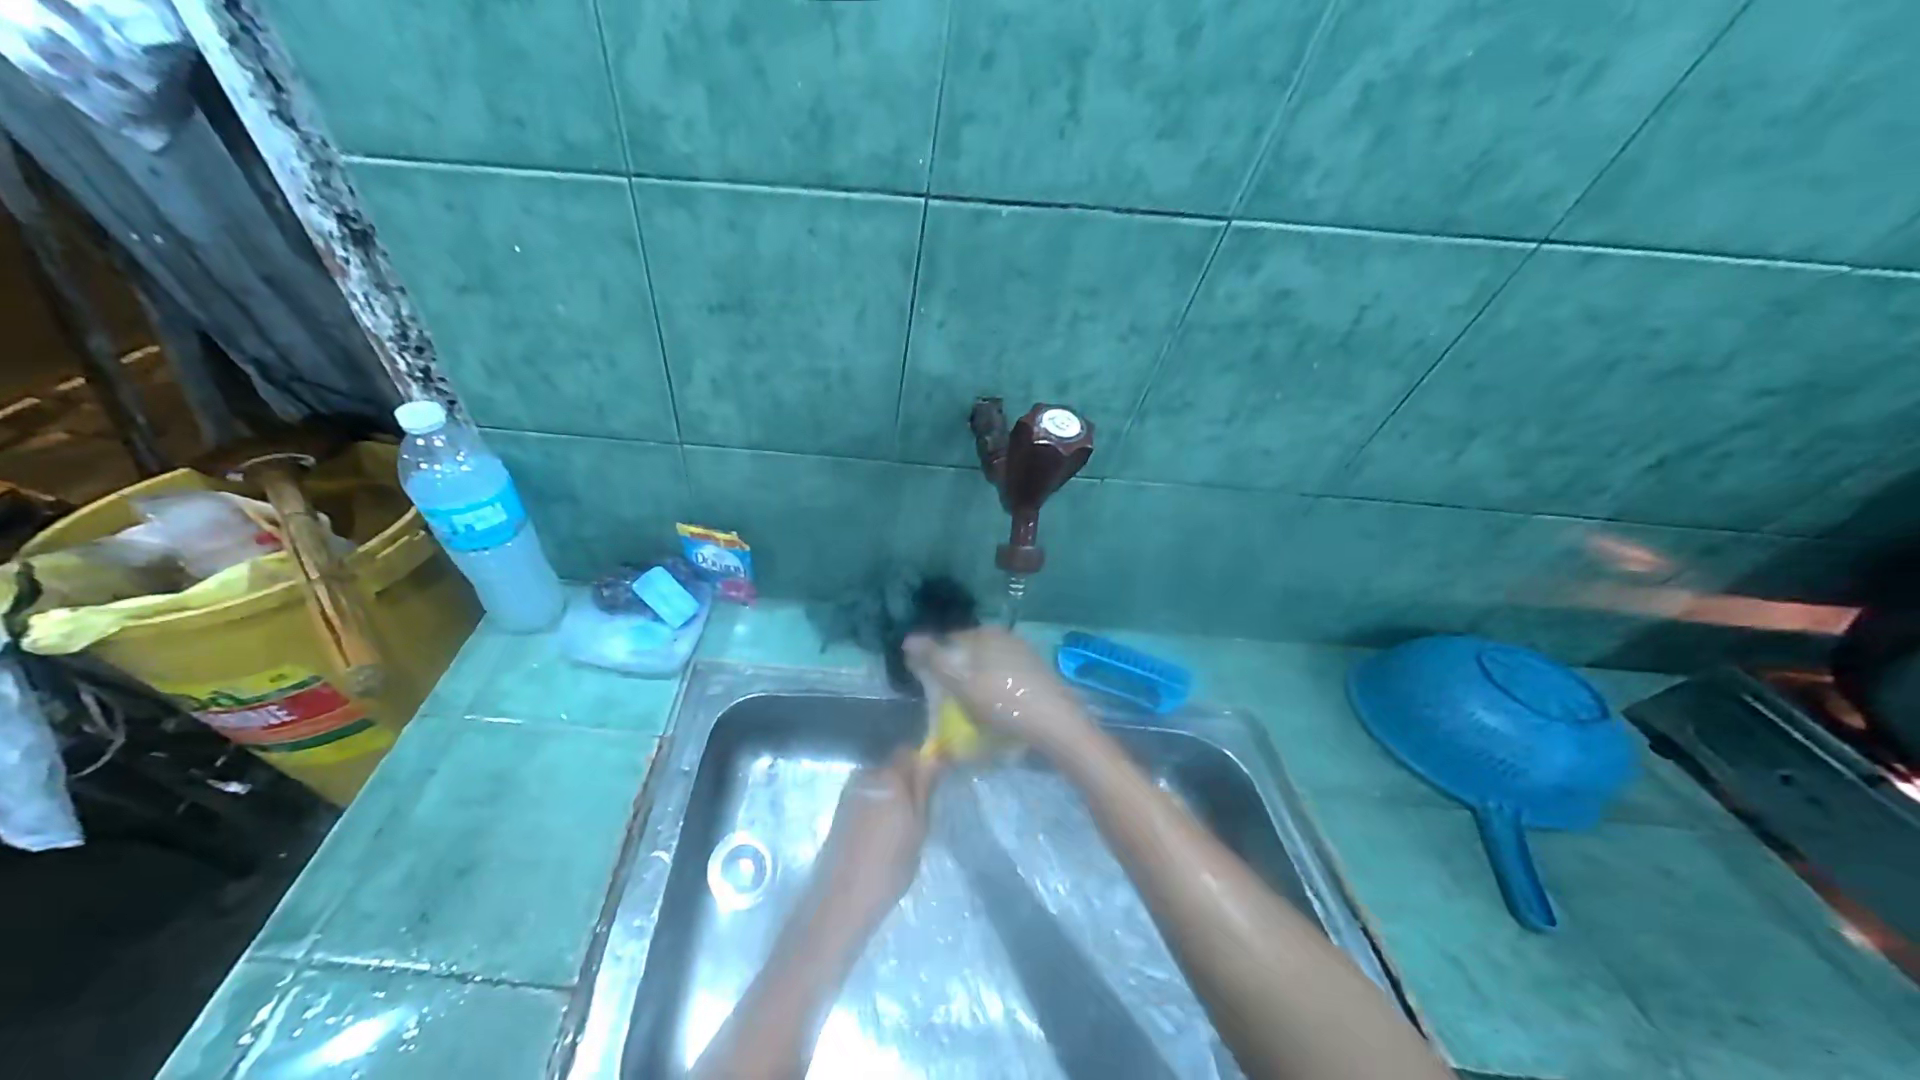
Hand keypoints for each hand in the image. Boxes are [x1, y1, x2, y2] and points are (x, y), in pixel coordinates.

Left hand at [809, 748, 939, 925]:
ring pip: (878, 782)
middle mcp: (865, 775)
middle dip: (906, 780)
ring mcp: (849, 792)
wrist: (841, 899)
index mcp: (888, 776)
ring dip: (890, 794)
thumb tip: (934, 759)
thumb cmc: (890, 865)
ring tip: (899, 827)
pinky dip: (876, 806)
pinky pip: (865, 796)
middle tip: (918, 811)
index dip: (922, 763)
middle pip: (892, 766)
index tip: (933, 784)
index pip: (908, 752)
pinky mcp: (838, 810)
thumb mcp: (919, 828)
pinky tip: (880, 834)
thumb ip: (925, 789)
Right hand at [904, 628, 1097, 759]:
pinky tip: (997, 710)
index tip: (929, 687)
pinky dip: (996, 689)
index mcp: (984, 633)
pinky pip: (1005, 676)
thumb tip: (908, 638)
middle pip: (969, 653)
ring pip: (987, 665)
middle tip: (949, 702)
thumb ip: (933, 660)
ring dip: (976, 683)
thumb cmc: (1002, 702)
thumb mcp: (961, 684)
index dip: (935, 662)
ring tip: (971, 710)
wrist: (1056, 724)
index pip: (948, 641)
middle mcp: (1004, 636)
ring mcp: (1023, 652)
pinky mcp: (1036, 671)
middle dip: (956, 673)